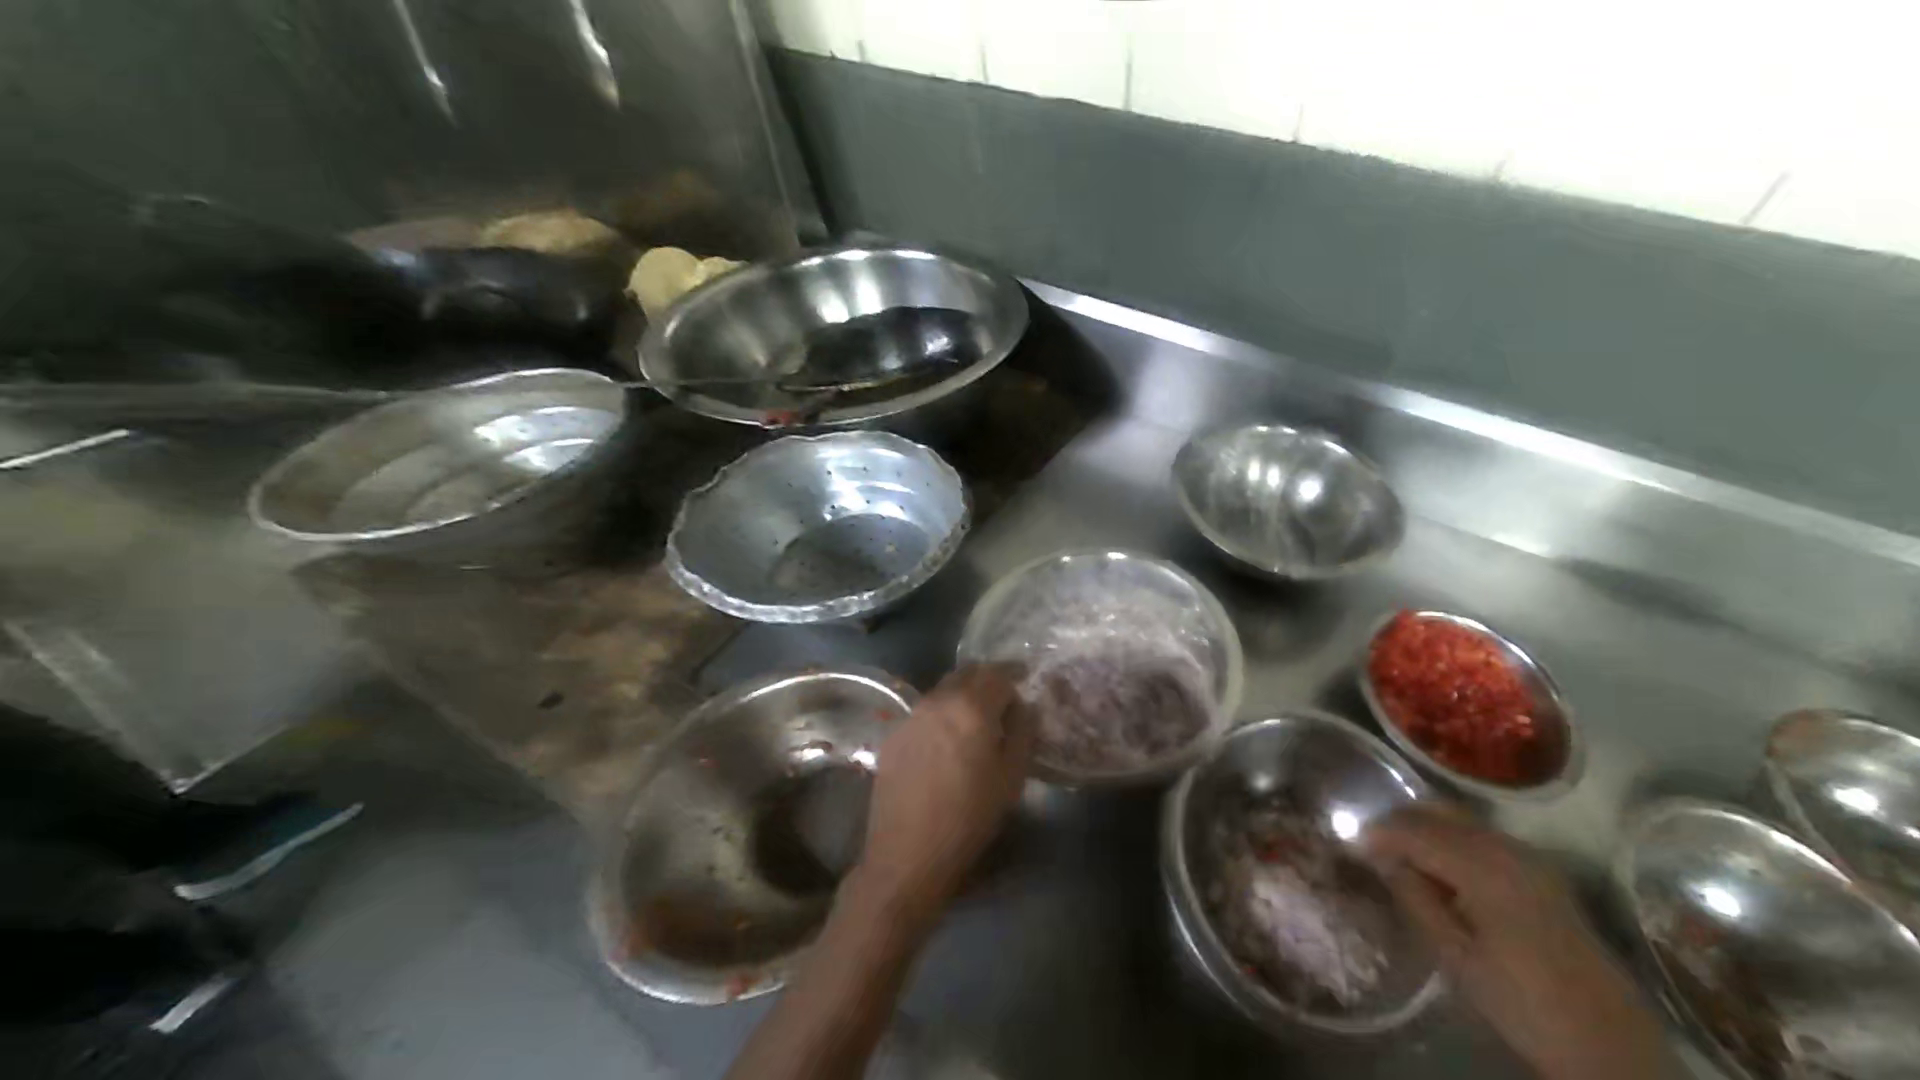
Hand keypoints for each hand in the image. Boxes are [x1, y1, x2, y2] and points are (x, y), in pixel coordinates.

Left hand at [853, 665, 1034, 919]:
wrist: (908, 853)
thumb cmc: (969, 818)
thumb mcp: (1011, 778)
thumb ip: (1023, 732)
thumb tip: (1023, 707)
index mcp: (971, 707)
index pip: (998, 673)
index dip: (1015, 674)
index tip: (1025, 679)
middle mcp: (937, 700)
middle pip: (967, 673)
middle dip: (988, 679)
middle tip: (1003, 697)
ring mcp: (911, 716)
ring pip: (943, 690)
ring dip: (963, 695)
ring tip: (976, 720)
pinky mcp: (893, 735)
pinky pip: (924, 711)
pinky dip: (942, 714)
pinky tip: (947, 741)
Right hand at [1366, 806, 1680, 1079]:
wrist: (1610, 1043)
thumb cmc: (1522, 1002)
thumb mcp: (1455, 956)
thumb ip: (1415, 899)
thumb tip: (1384, 860)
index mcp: (1483, 867)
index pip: (1414, 830)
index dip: (1378, 833)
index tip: (1351, 843)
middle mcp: (1508, 849)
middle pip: (1439, 813)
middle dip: (1400, 822)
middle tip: (1371, 845)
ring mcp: (1531, 859)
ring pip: (1462, 822)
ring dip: (1426, 829)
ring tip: (1400, 856)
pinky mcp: (1543, 874)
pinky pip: (1484, 838)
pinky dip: (1453, 840)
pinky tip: (1440, 869)